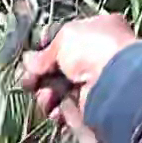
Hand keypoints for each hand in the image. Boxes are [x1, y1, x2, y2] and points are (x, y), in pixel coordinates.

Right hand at [20, 13, 138, 120]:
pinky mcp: (89, 107)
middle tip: (30, 83)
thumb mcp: (64, 38)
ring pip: (58, 91)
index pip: (64, 40)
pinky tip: (55, 110)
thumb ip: (44, 52)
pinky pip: (65, 109)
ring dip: (46, 95)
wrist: (113, 83)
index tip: (30, 59)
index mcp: (96, 31)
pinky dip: (57, 111)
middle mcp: (95, 56)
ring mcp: (92, 83)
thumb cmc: (93, 49)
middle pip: (57, 69)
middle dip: (40, 77)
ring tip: (46, 98)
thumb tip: (27, 61)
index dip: (45, 49)